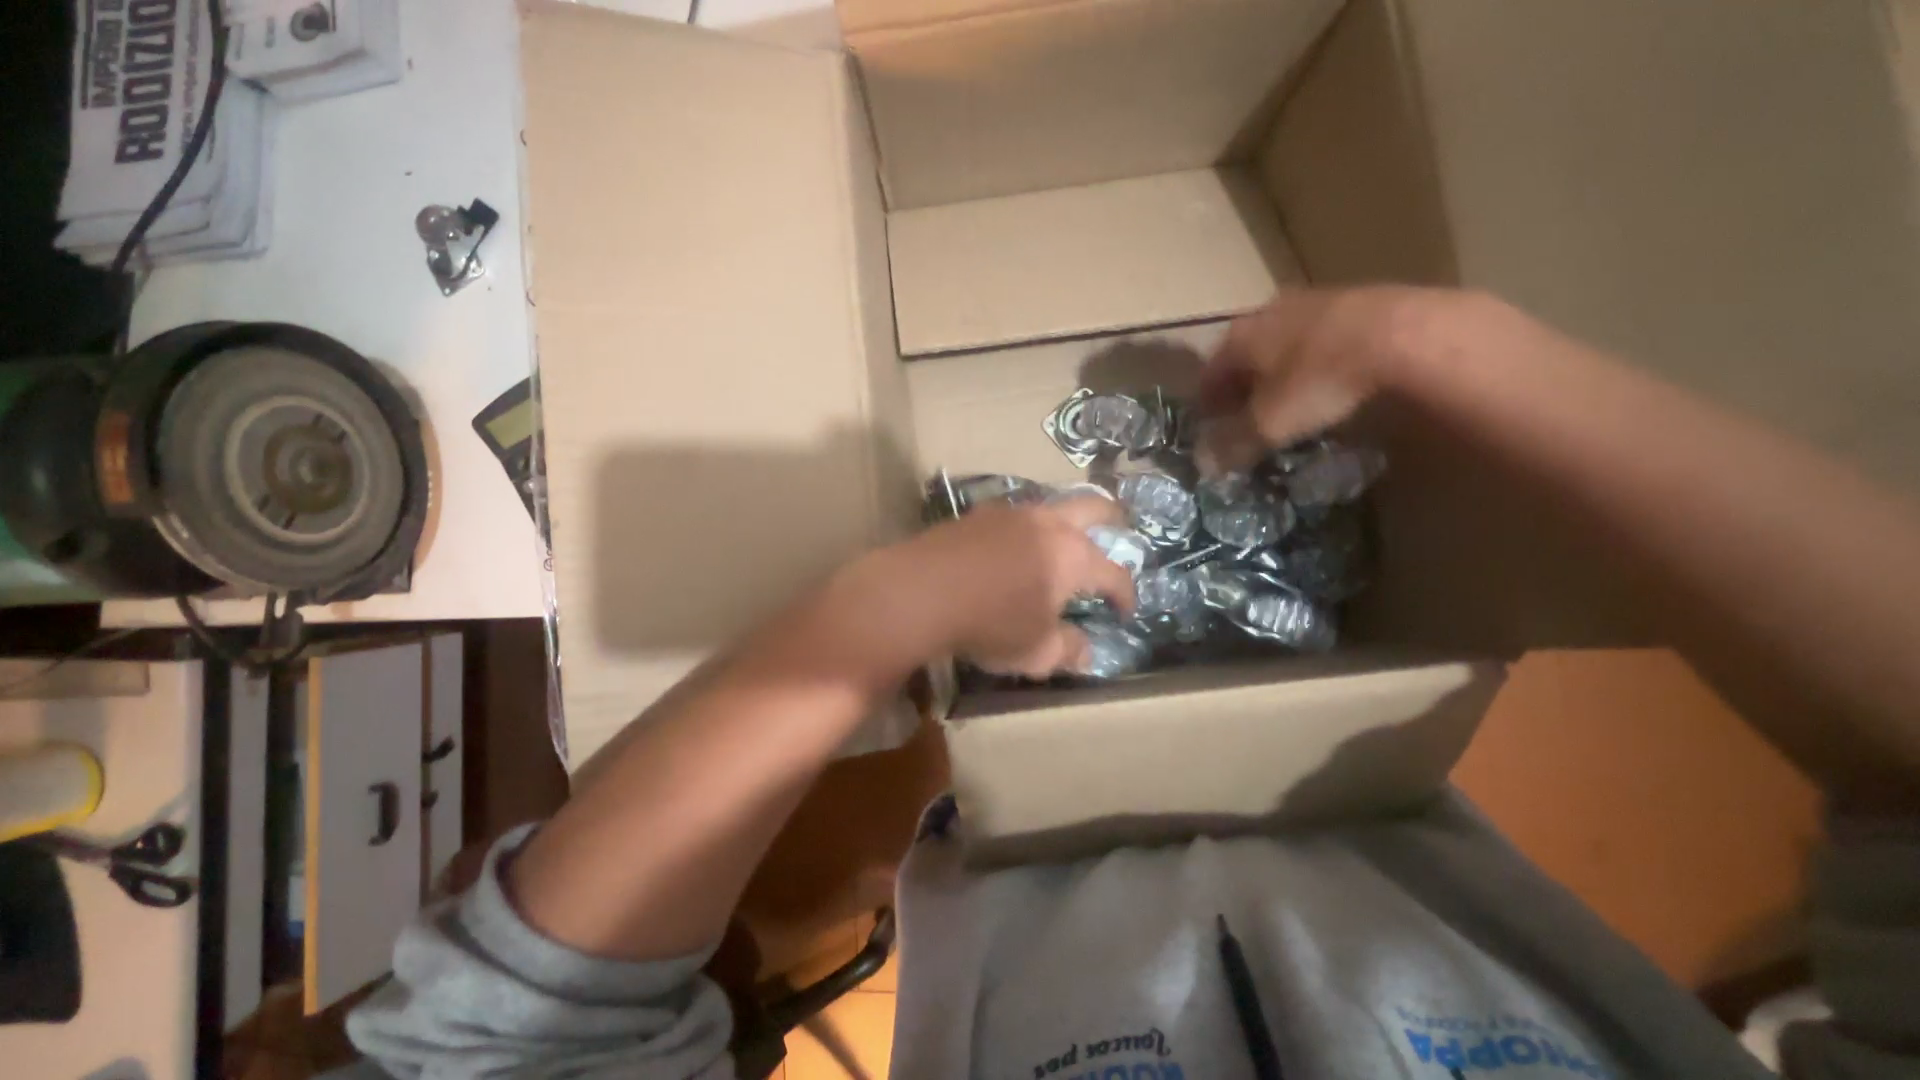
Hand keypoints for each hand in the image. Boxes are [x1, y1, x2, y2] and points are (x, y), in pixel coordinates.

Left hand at [893, 497, 1135, 677]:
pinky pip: (1013, 515)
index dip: (1125, 594)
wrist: (919, 592)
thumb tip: (1086, 651)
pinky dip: (1024, 529)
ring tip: (1062, 539)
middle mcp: (1048, 524)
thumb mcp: (1036, 652)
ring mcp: (1010, 513)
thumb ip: (1068, 650)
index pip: (1114, 573)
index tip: (1125, 612)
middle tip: (1119, 527)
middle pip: (1093, 507)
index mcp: (1073, 556)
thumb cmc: (989, 624)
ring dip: (1064, 520)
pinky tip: (1013, 546)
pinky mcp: (975, 515)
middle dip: (1112, 518)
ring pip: (1050, 506)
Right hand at [1196, 286, 1490, 472]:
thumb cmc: (1319, 379)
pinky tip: (1332, 382)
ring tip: (1292, 402)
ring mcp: (1314, 302)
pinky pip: (1322, 339)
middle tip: (1251, 417)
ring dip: (1282, 371)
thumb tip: (1204, 464)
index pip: (1209, 372)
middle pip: (1247, 354)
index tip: (1210, 428)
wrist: (1401, 333)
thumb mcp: (1271, 423)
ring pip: (1285, 343)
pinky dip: (1317, 362)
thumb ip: (1235, 443)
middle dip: (1245, 386)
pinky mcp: (1356, 302)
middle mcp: (1268, 312)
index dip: (1207, 403)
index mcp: (1240, 336)